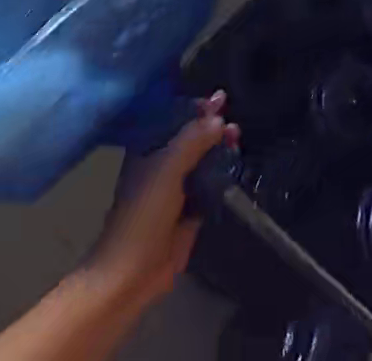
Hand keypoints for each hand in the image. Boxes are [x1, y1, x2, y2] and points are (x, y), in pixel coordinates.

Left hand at [82, 92, 237, 307]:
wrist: (133, 272)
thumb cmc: (143, 214)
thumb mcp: (167, 168)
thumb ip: (193, 140)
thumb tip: (219, 119)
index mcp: (147, 149)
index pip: (173, 117)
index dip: (195, 107)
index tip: (219, 98)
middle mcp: (161, 163)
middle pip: (191, 137)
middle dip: (212, 126)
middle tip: (232, 122)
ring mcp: (176, 187)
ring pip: (203, 159)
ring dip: (219, 147)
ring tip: (238, 138)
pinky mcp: (190, 209)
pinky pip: (210, 183)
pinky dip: (222, 172)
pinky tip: (236, 162)